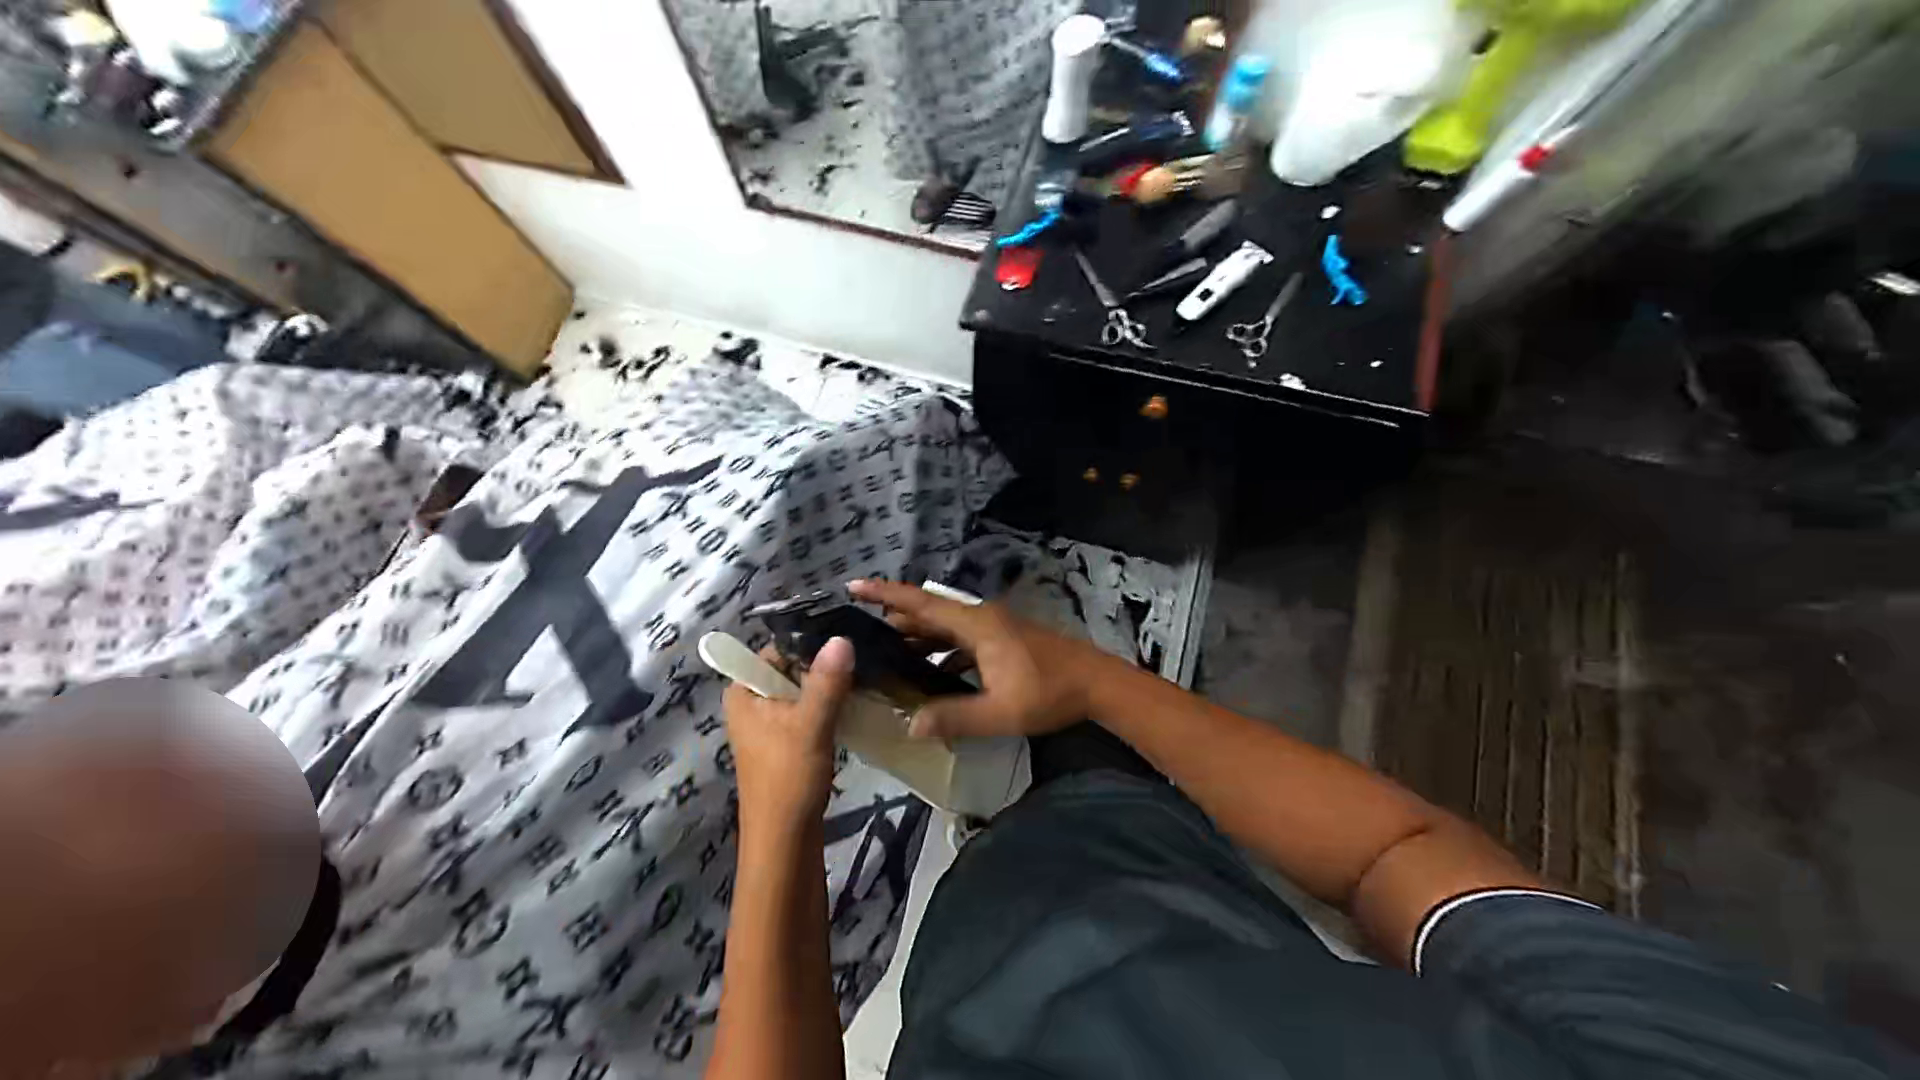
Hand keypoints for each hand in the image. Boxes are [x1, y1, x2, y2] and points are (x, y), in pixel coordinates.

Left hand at [723, 637, 854, 827]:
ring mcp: (768, 722)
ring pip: (803, 689)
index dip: (811, 643)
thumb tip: (842, 637)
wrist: (785, 841)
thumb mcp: (810, 724)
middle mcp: (751, 701)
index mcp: (742, 691)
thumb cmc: (788, 779)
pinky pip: (808, 709)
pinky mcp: (786, 741)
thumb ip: (826, 681)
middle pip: (792, 667)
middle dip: (824, 665)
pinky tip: (854, 703)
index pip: (778, 648)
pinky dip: (828, 706)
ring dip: (829, 687)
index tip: (848, 640)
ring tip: (864, 677)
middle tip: (863, 657)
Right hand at [847, 579, 1112, 738]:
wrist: (1096, 683)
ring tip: (886, 650)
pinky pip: (960, 639)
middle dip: (895, 616)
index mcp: (976, 625)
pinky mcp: (1002, 641)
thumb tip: (910, 725)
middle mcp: (980, 619)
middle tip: (860, 628)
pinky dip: (939, 649)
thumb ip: (955, 717)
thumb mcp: (1000, 712)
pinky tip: (929, 671)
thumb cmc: (1048, 693)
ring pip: (945, 626)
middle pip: (929, 612)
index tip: (853, 586)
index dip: (886, 594)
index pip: (922, 603)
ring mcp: (993, 629)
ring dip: (917, 635)